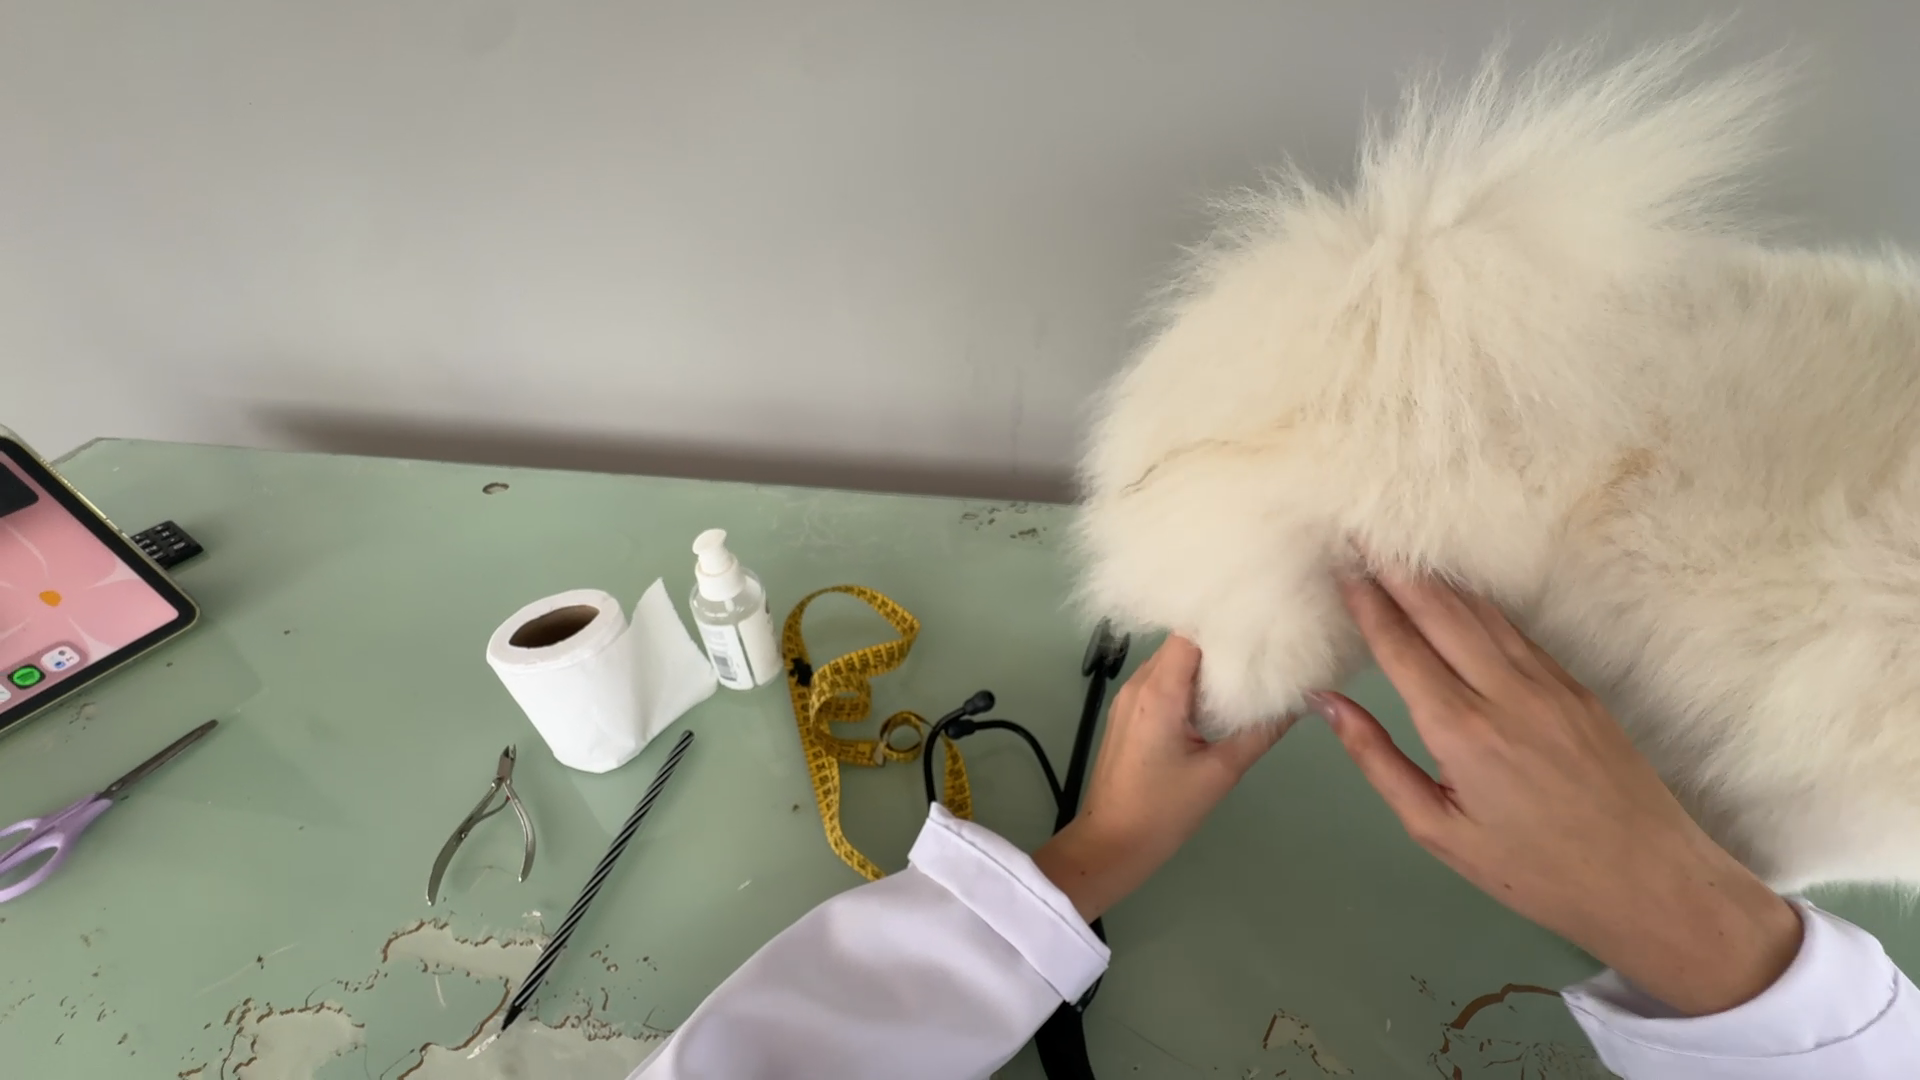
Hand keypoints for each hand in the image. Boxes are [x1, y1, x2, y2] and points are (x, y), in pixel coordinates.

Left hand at [1034, 636, 1288, 921]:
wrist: (1112, 842)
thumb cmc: (1164, 810)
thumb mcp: (1220, 771)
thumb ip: (1259, 731)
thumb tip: (1300, 699)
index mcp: (1157, 691)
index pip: (1189, 633)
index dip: (1224, 622)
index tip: (1262, 620)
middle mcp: (1137, 684)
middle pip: (1181, 643)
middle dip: (1222, 641)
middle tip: (1267, 642)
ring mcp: (1128, 697)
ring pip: (1171, 662)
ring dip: (1206, 663)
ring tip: (1251, 666)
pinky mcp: (1128, 713)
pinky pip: (1161, 682)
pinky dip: (1189, 682)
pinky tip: (1219, 696)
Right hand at [1313, 571, 1802, 1016]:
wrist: (1661, 890)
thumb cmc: (1531, 869)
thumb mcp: (1435, 829)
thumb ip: (1376, 759)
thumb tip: (1326, 702)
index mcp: (1460, 729)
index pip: (1400, 646)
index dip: (1367, 602)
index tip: (1342, 566)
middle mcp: (1504, 692)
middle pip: (1440, 612)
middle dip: (1397, 569)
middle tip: (1365, 531)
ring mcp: (1548, 683)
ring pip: (1480, 612)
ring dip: (1435, 577)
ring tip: (1401, 550)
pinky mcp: (1577, 687)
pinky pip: (1512, 630)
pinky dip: (1475, 602)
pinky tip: (1455, 591)